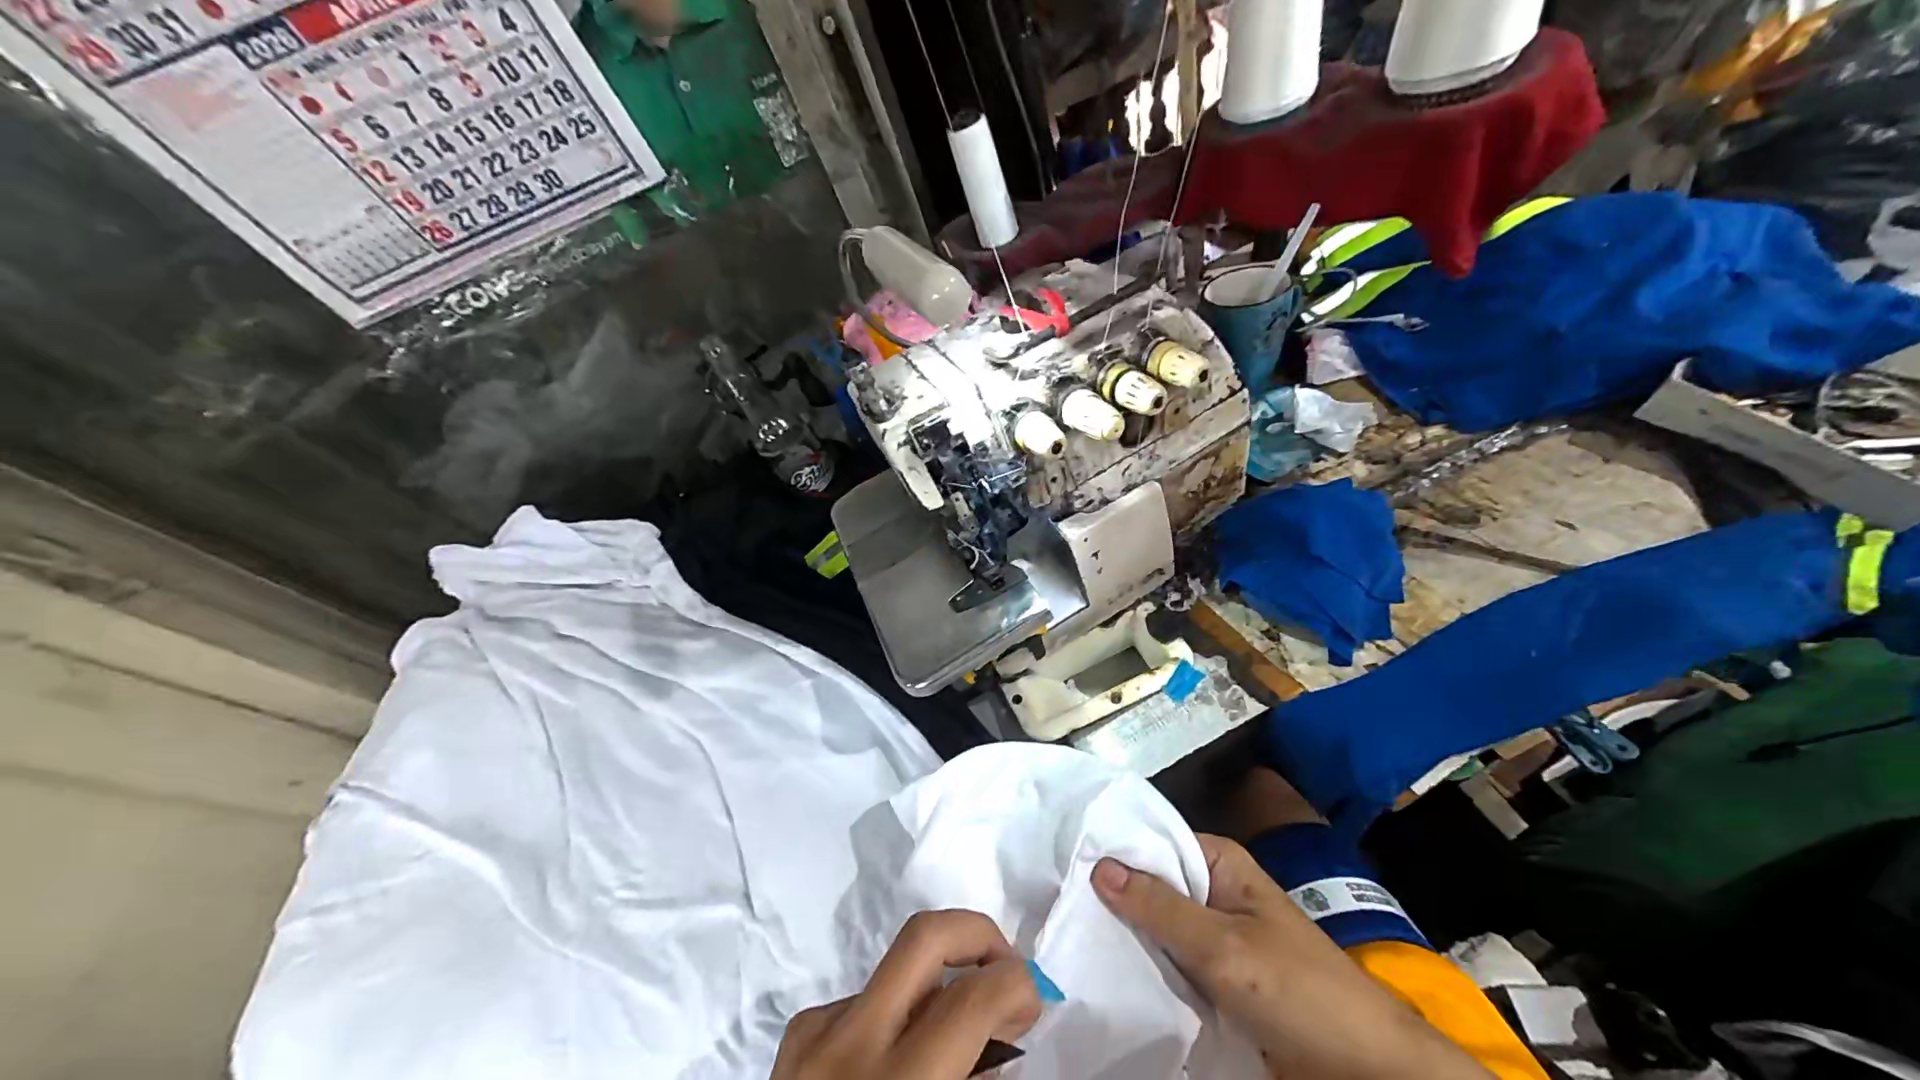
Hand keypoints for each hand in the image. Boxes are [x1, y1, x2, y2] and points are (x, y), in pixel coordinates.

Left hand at [771, 909, 1041, 1079]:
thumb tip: (1003, 1037)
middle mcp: (852, 1044)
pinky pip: (862, 1001)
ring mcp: (816, 1034)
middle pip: (925, 935)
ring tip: (956, 1029)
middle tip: (1007, 968)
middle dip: (979, 934)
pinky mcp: (795, 1037)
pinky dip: (895, 1016)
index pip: (974, 997)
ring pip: (895, 968)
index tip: (1033, 1004)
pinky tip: (898, 1060)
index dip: (1020, 985)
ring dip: (938, 983)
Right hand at [1093, 835, 1491, 1079]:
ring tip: (1067, 931)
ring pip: (1155, 924)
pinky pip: (1168, 960)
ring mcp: (1214, 935)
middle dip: (1112, 894)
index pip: (1153, 840)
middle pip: (1150, 883)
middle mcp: (1213, 890)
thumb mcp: (1223, 947)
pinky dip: (1142, 964)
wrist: (1363, 1069)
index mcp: (1220, 863)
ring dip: (1124, 933)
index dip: (1112, 849)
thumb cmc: (1298, 991)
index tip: (1063, 859)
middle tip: (1056, 900)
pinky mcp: (1214, 976)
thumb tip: (1099, 865)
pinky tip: (1103, 967)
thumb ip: (1161, 907)